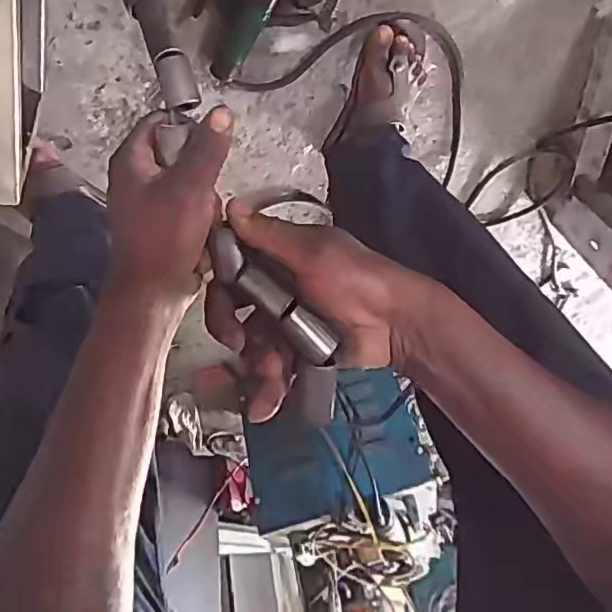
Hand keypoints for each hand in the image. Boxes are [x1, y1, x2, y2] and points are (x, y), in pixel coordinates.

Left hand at [106, 106, 233, 307]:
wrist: (155, 293)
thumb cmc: (165, 236)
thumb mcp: (191, 185)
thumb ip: (207, 147)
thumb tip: (221, 112)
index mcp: (131, 161)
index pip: (159, 122)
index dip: (186, 125)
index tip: (209, 142)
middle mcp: (135, 177)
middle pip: (179, 152)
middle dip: (202, 170)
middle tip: (206, 188)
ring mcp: (148, 201)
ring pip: (190, 180)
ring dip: (206, 196)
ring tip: (205, 215)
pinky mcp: (162, 221)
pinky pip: (190, 203)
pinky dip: (201, 214)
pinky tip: (204, 230)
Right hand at [205, 201, 446, 420]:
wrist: (396, 325)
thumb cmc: (356, 278)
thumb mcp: (313, 252)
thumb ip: (270, 236)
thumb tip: (231, 206)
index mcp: (278, 256)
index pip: (231, 265)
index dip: (217, 282)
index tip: (215, 300)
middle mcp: (276, 287)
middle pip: (232, 308)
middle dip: (229, 327)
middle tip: (237, 342)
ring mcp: (286, 322)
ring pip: (251, 343)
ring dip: (254, 365)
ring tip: (270, 382)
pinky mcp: (297, 352)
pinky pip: (272, 369)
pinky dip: (269, 388)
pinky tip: (266, 405)